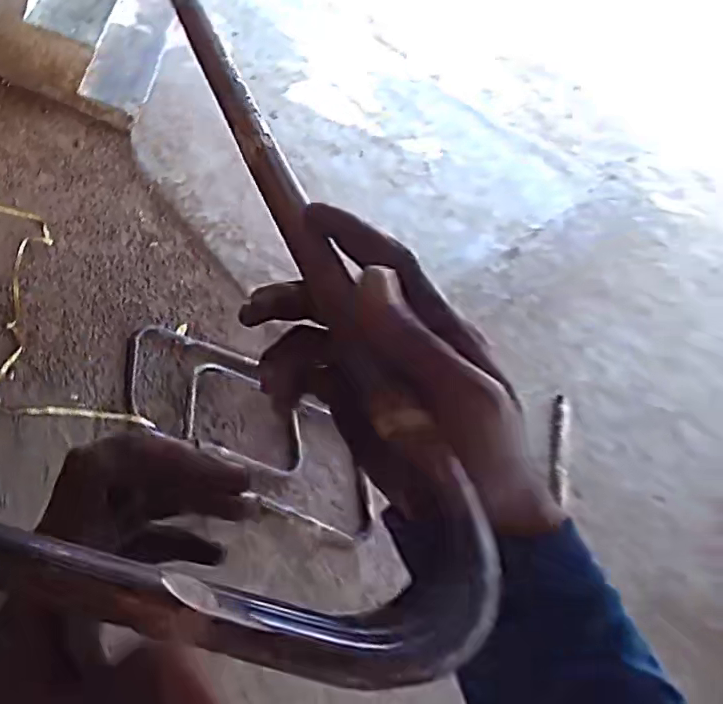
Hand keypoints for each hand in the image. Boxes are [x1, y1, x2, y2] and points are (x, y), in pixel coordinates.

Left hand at [0, 435, 242, 703]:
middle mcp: (63, 540)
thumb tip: (192, 664)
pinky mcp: (84, 579)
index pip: (92, 473)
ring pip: (126, 505)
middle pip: (115, 481)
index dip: (150, 459)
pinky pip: (129, 540)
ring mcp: (73, 556)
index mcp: (54, 549)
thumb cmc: (25, 695)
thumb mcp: (74, 694)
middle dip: (177, 474)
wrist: (4, 702)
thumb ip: (128, 685)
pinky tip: (213, 557)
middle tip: (242, 488)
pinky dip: (173, 538)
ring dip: (181, 499)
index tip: (216, 474)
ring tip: (241, 511)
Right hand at [241, 204, 564, 536]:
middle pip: (328, 297)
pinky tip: (281, 398)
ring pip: (306, 333)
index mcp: (434, 327)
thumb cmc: (481, 454)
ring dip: (280, 351)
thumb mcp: (457, 393)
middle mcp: (394, 335)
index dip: (350, 235)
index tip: (309, 214)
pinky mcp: (344, 389)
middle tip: (252, 313)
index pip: (390, 264)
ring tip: (271, 381)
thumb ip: (410, 335)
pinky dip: (284, 378)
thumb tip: (369, 276)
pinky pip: (300, 368)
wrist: (476, 520)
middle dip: (286, 300)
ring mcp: (367, 362)